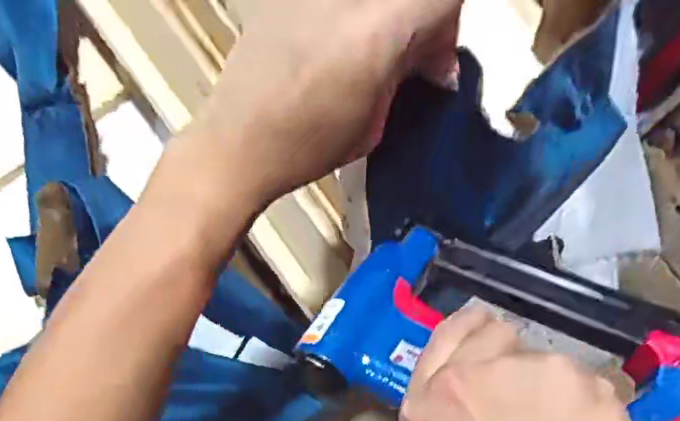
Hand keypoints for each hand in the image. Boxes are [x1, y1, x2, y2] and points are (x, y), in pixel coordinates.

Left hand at [182, 0, 459, 209]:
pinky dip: (342, 18)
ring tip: (358, 51)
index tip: (430, 62)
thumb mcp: (370, 124)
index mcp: (381, 25)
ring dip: (374, 18)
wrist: (234, 146)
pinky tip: (325, 43)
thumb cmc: (303, 147)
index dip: (445, 27)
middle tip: (400, 55)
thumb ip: (403, 76)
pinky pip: (328, 7)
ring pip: (367, 2)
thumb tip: (428, 59)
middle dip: (413, 17)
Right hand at [398, 302, 673, 420]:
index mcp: (421, 411)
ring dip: (540, 378)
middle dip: (502, 352)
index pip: (440, 342)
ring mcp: (516, 369)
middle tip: (520, 388)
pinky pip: (573, 371)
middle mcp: (460, 379)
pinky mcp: (568, 369)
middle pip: (484, 332)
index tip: (480, 341)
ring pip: (532, 353)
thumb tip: (460, 410)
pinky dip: (578, 393)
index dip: (463, 338)